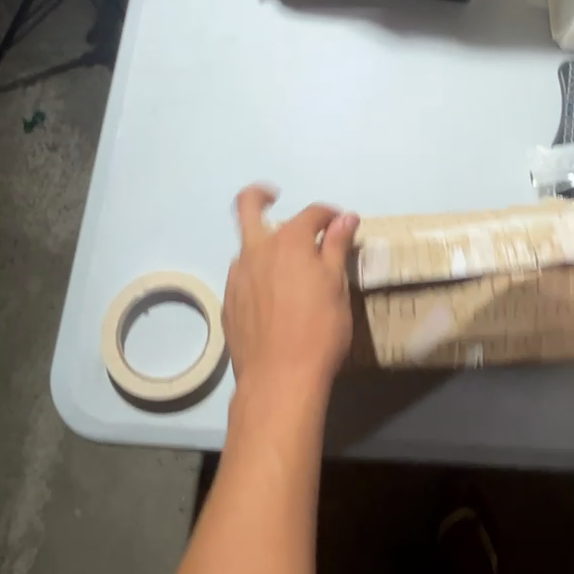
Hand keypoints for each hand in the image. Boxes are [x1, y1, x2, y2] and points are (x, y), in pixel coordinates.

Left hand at [224, 185, 358, 396]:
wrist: (279, 379)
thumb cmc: (319, 331)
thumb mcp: (337, 286)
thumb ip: (337, 246)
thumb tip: (345, 217)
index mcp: (288, 242)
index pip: (312, 214)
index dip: (329, 215)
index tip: (341, 225)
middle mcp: (256, 251)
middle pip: (248, 206)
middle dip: (260, 195)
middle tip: (274, 197)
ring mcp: (237, 277)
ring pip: (247, 247)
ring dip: (265, 245)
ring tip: (288, 267)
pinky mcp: (228, 302)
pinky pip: (243, 276)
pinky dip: (258, 274)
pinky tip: (274, 298)